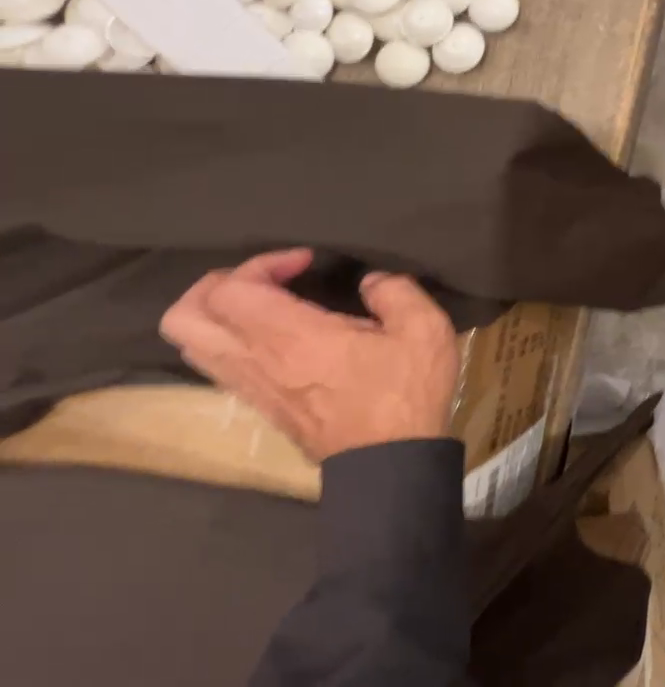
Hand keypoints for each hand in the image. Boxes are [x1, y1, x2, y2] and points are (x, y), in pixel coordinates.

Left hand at [160, 249, 460, 462]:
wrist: (389, 457)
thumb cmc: (406, 390)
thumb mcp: (426, 330)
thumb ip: (397, 293)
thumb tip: (373, 281)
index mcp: (293, 336)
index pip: (234, 289)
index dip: (264, 262)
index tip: (307, 261)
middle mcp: (255, 359)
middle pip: (185, 316)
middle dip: (217, 285)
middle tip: (265, 279)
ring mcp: (249, 385)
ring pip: (190, 342)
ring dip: (215, 313)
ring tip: (262, 303)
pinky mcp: (256, 402)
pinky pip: (214, 363)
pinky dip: (226, 338)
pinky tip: (271, 336)